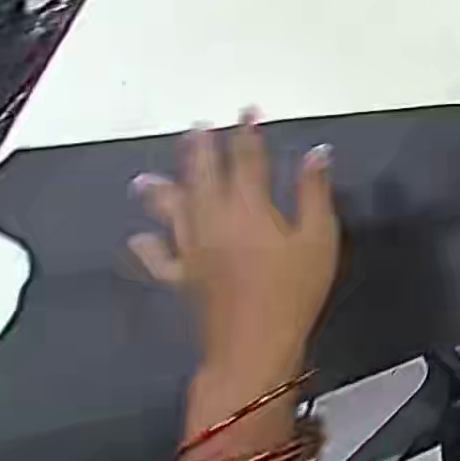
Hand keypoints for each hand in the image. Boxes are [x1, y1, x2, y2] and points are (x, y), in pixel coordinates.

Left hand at [129, 112, 339, 385]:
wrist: (255, 347)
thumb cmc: (295, 289)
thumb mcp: (319, 237)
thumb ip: (314, 192)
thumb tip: (316, 152)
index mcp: (249, 208)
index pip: (247, 160)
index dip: (246, 134)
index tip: (246, 113)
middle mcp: (213, 221)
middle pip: (203, 177)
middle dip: (202, 149)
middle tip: (197, 127)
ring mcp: (191, 251)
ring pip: (174, 210)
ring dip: (164, 188)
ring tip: (150, 175)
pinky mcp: (181, 279)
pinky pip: (158, 259)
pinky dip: (148, 246)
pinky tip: (140, 238)